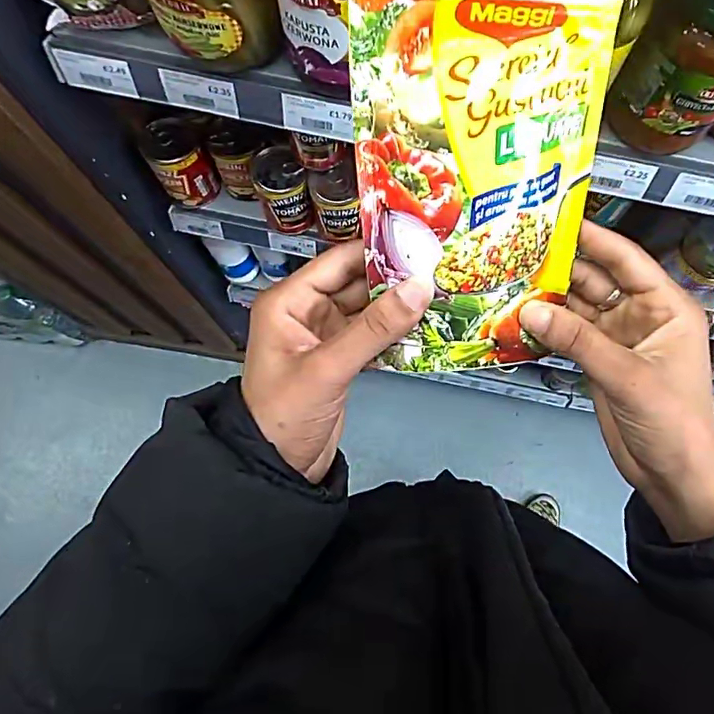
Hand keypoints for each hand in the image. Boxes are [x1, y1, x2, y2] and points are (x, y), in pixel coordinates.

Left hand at [242, 242, 432, 482]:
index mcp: (288, 301)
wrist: (276, 469)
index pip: (337, 262)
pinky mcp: (341, 358)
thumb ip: (375, 328)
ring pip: (368, 309)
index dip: (376, 251)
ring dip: (398, 305)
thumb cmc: (282, 415)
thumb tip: (418, 288)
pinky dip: (395, 331)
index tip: (416, 244)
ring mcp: (325, 335)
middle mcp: (306, 312)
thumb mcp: (329, 367)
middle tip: (436, 270)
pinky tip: (423, 328)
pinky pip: (372, 334)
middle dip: (394, 278)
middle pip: (357, 283)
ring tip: (438, 295)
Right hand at [521, 222, 713, 541]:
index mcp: (665, 307)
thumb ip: (579, 341)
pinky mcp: (599, 359)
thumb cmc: (676, 425)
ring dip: (547, 298)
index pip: (625, 259)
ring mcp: (617, 337)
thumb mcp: (629, 377)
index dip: (592, 237)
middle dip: (559, 266)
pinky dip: (546, 327)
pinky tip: (520, 318)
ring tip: (510, 281)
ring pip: (577, 306)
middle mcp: (640, 315)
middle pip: (595, 279)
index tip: (556, 218)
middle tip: (518, 249)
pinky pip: (568, 333)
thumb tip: (531, 309)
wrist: (675, 478)